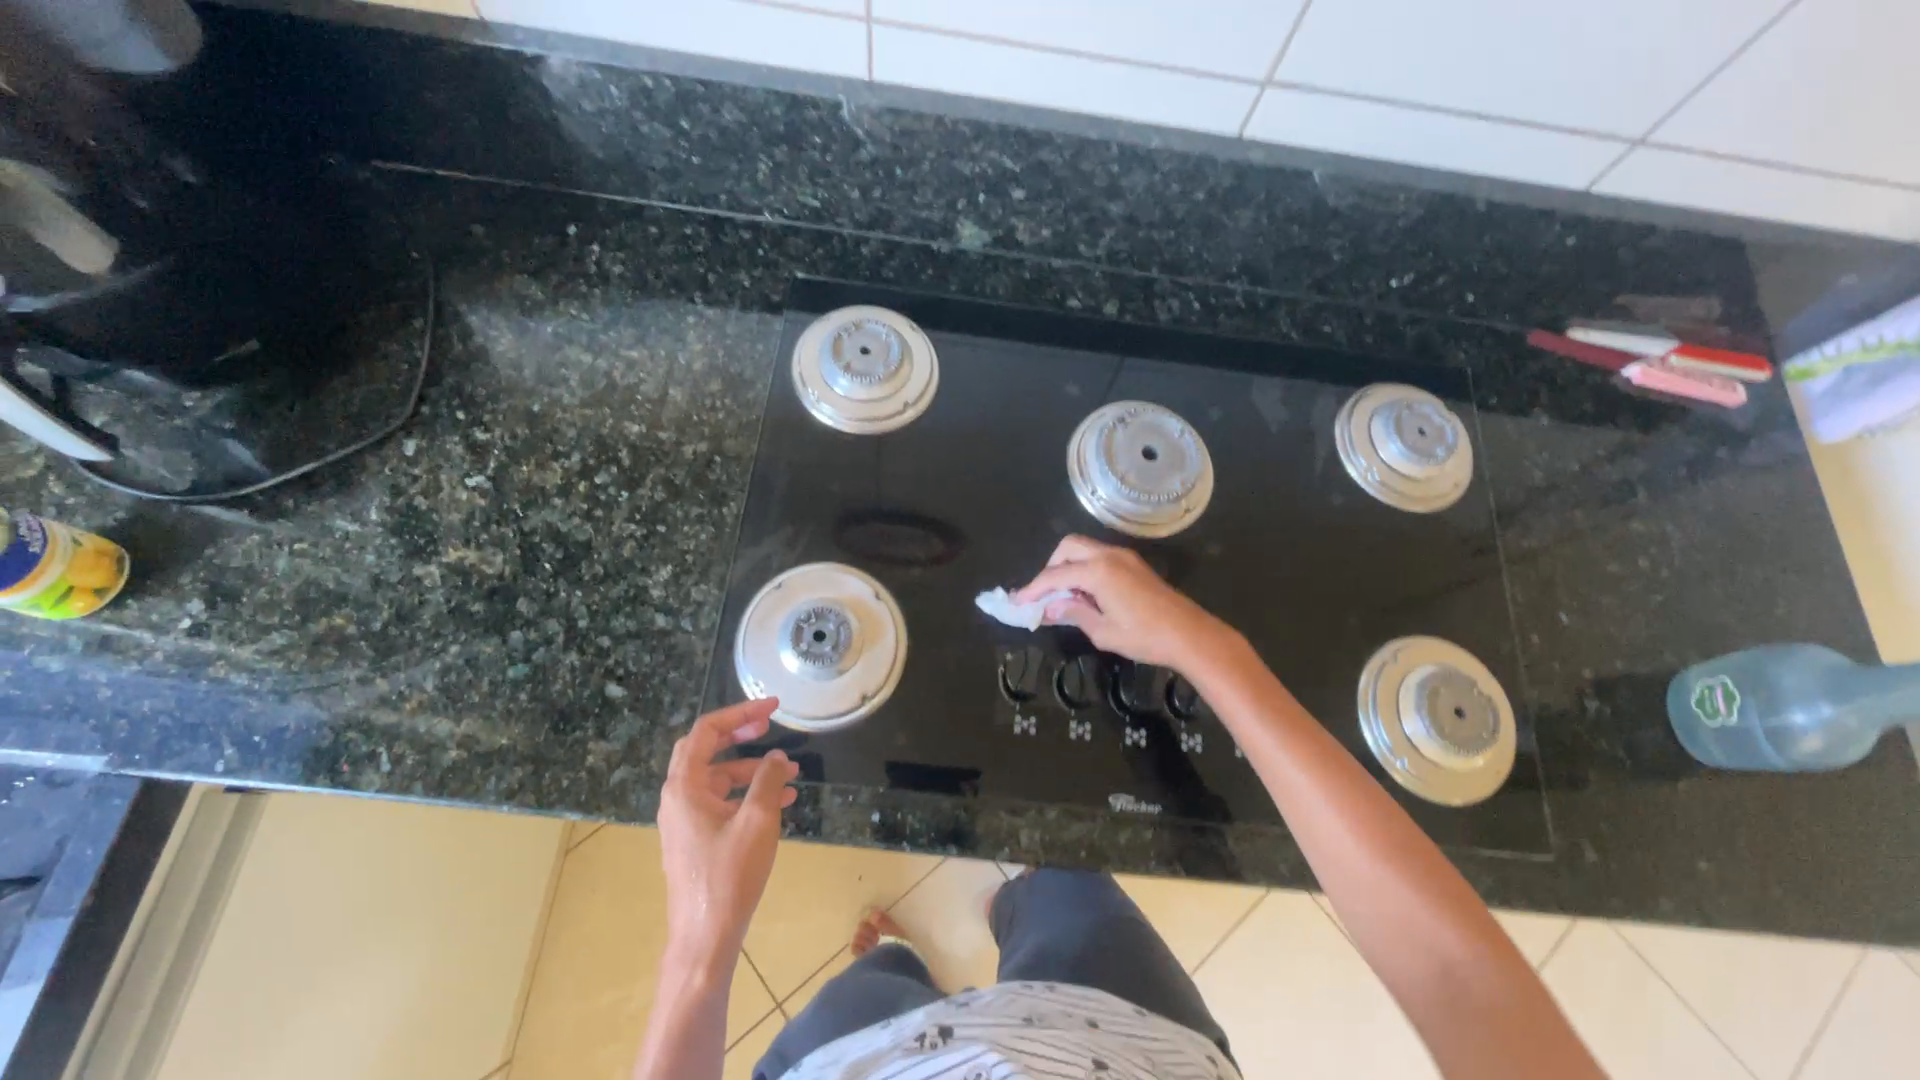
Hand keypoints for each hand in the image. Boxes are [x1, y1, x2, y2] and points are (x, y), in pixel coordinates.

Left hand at [657, 698, 799, 965]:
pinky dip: (746, 795)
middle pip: (706, 751)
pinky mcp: (695, 840)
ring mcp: (684, 820)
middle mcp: (677, 798)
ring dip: (751, 770)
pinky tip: (779, 803)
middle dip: (741, 736)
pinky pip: (720, 803)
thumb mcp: (757, 822)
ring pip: (717, 779)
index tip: (772, 708)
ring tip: (789, 773)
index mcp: (684, 787)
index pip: (706, 732)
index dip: (740, 713)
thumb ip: (768, 781)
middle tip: (771, 727)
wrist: (705, 936)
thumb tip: (776, 757)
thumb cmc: (729, 875)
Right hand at [1015, 535, 1237, 672]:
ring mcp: (1124, 557)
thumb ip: (1073, 614)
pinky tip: (1086, 595)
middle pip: (1067, 548)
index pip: (1055, 575)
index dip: (1033, 589)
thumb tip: (1048, 609)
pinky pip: (1099, 557)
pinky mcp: (1134, 565)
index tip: (1017, 602)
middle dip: (1050, 568)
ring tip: (1064, 598)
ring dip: (1068, 567)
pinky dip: (1085, 569)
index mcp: (1098, 571)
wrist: (1190, 635)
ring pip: (1084, 549)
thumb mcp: (1102, 632)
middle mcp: (1109, 555)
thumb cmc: (1145, 637)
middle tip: (1044, 596)